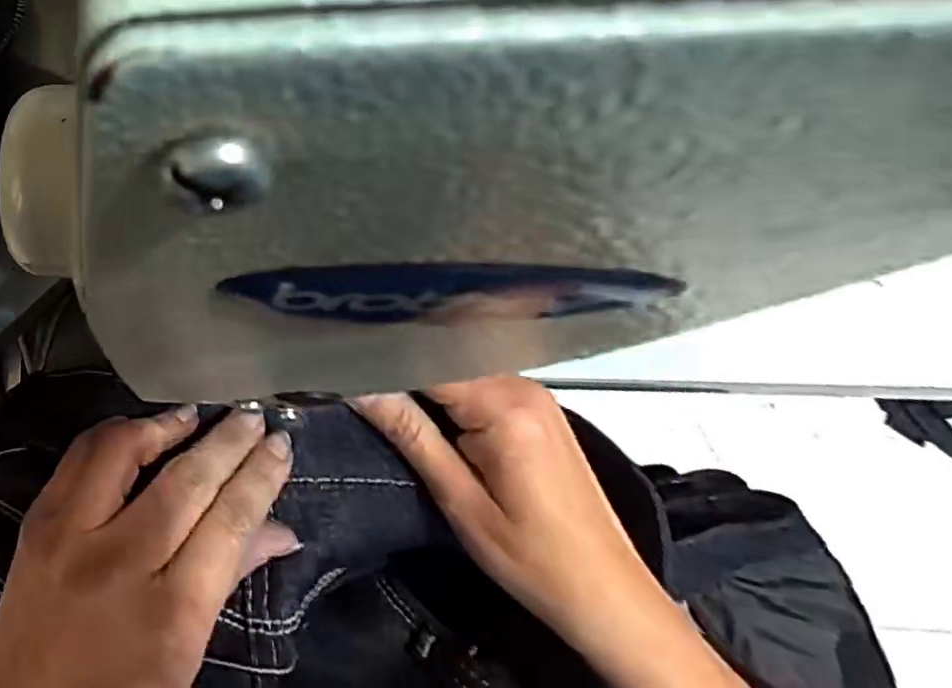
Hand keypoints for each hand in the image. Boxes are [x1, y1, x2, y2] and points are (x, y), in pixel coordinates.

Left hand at [0, 407, 299, 687]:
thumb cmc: (124, 680)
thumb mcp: (188, 647)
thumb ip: (230, 576)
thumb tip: (282, 529)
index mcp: (169, 615)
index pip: (228, 525)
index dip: (259, 477)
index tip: (279, 445)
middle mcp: (119, 567)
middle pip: (185, 485)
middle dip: (228, 444)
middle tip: (254, 418)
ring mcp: (71, 537)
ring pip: (126, 453)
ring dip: (169, 425)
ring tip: (199, 413)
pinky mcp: (40, 518)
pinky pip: (83, 453)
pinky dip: (118, 430)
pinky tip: (145, 425)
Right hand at [353, 376, 745, 687]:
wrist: (612, 597)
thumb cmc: (538, 561)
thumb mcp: (460, 501)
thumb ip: (410, 434)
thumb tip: (359, 388)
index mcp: (504, 406)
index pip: (424, 358)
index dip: (379, 358)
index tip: (340, 360)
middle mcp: (522, 385)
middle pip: (441, 354)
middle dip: (396, 362)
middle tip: (350, 370)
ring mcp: (533, 392)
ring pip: (457, 362)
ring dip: (420, 374)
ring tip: (379, 385)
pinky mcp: (536, 405)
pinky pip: (478, 378)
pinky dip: (446, 387)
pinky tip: (423, 402)